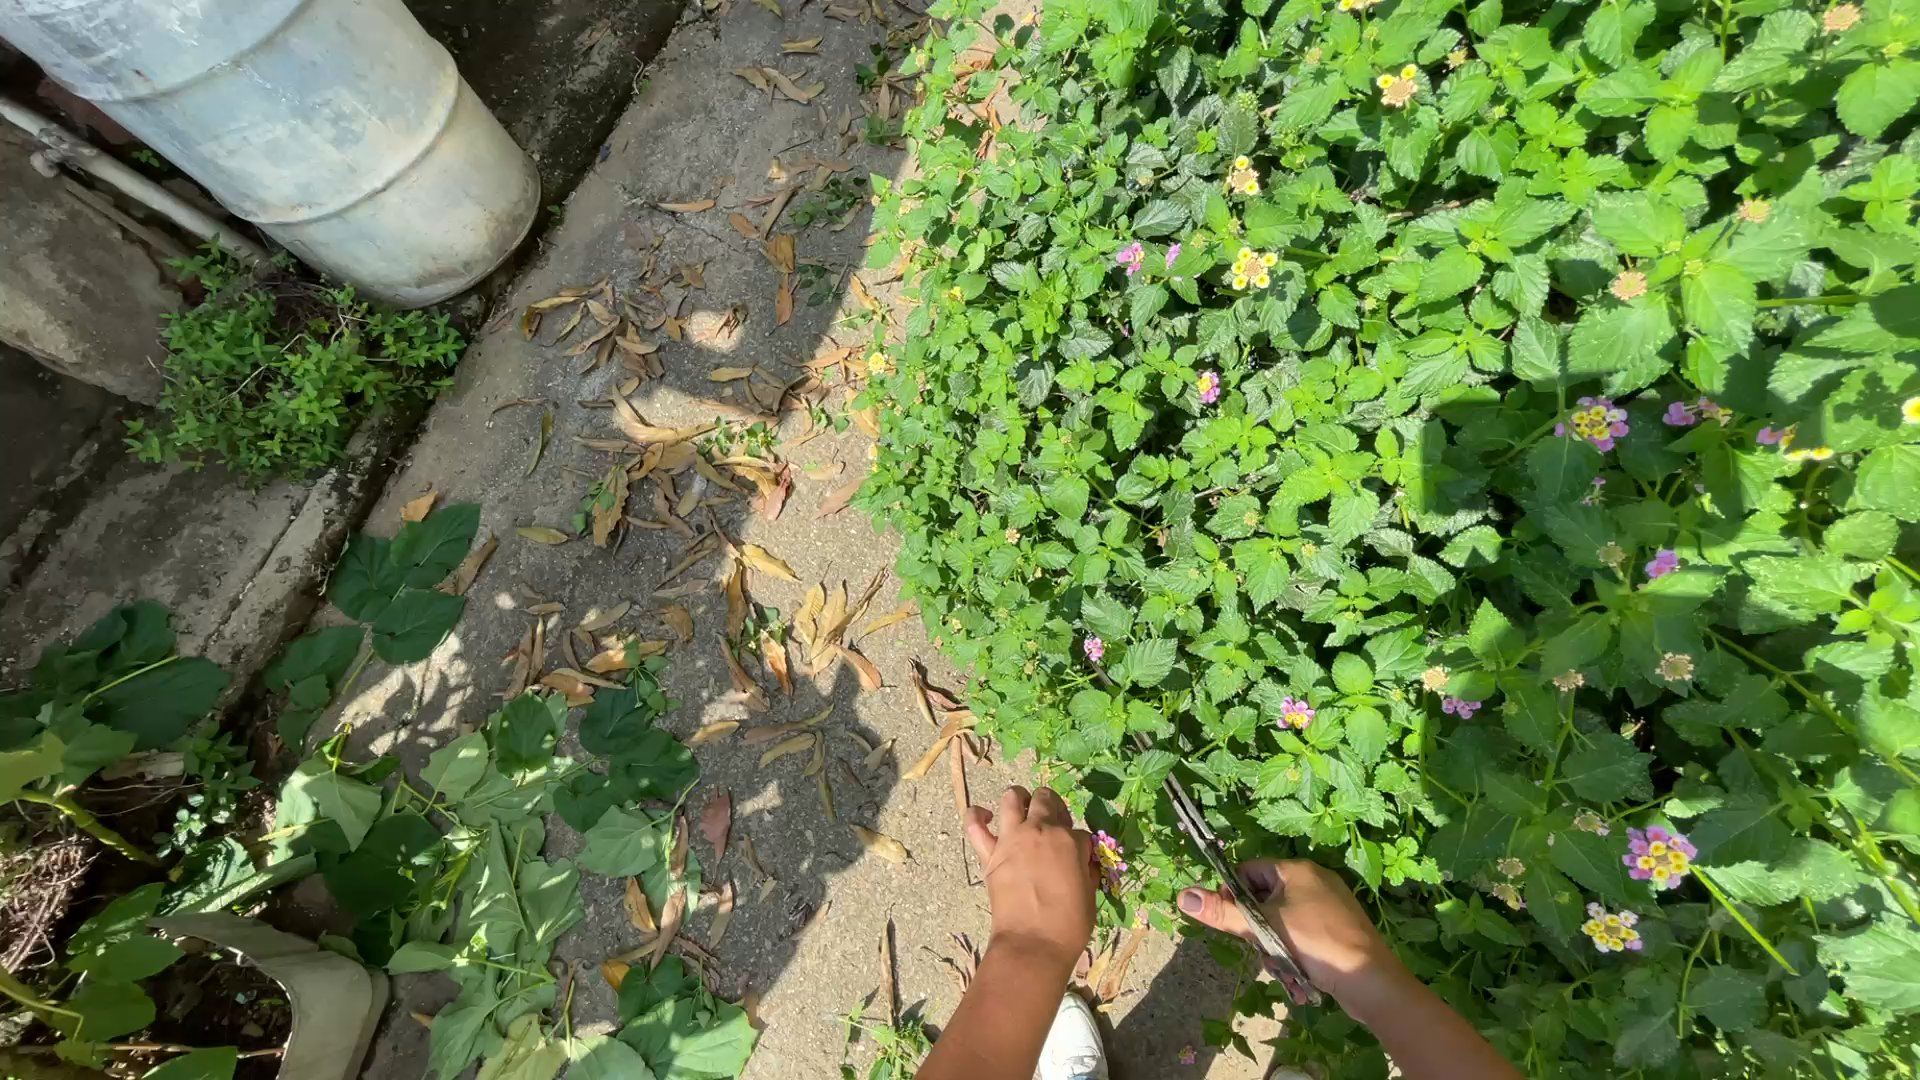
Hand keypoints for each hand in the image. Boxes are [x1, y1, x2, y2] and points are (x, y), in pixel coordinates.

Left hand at [964, 786, 1096, 969]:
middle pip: (1046, 798)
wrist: (1033, 944)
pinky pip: (974, 824)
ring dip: (1019, 799)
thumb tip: (1083, 860)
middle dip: (1052, 806)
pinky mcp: (990, 852)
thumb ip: (1085, 869)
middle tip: (1053, 825)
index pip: (1078, 830)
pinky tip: (984, 818)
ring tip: (1022, 811)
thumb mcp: (1089, 894)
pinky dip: (976, 816)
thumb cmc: (1068, 925)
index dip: (1079, 843)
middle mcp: (1040, 830)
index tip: (1078, 858)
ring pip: (1012, 797)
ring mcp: (1012, 838)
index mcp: (1069, 840)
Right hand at [1178, 859, 1410, 1019]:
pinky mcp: (1341, 930)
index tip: (1233, 923)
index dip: (1235, 896)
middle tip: (1261, 953)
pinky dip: (1297, 956)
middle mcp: (1314, 880)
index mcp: (1296, 869)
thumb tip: (1182, 896)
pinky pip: (1304, 936)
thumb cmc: (1316, 942)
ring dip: (1276, 949)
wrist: (1373, 983)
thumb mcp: (1264, 927)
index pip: (1249, 872)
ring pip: (1283, 923)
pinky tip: (1299, 979)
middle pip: (1265, 900)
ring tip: (1283, 971)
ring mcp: (1331, 906)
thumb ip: (1223, 912)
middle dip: (1258, 932)